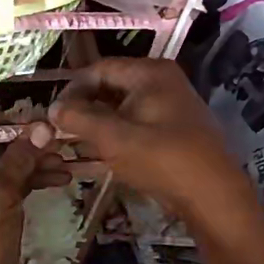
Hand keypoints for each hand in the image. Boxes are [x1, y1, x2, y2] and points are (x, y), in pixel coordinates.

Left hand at [0, 123, 67, 263]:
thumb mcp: (2, 190)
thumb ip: (21, 156)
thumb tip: (43, 126)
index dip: (19, 126)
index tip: (50, 124)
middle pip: (5, 147)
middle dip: (35, 147)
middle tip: (65, 145)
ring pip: (16, 165)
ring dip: (41, 164)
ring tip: (68, 165)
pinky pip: (19, 182)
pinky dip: (38, 180)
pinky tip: (62, 178)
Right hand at [50, 59, 259, 233]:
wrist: (211, 195)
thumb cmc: (161, 159)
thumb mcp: (113, 137)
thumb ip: (78, 118)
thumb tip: (52, 108)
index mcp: (149, 73)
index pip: (99, 69)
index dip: (72, 90)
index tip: (54, 115)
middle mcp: (161, 81)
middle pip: (110, 86)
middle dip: (84, 108)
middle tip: (62, 132)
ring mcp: (169, 105)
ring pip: (121, 108)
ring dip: (97, 124)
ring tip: (75, 145)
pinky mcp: (172, 129)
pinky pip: (135, 124)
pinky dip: (115, 135)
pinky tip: (99, 155)